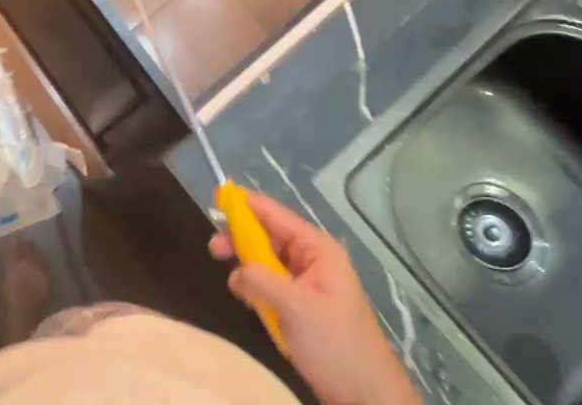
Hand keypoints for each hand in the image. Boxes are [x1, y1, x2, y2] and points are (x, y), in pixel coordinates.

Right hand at [209, 189, 420, 404]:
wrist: (367, 397)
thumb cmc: (335, 345)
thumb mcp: (294, 307)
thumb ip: (260, 280)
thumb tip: (235, 272)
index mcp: (317, 250)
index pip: (275, 214)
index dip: (245, 204)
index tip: (216, 196)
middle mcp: (313, 260)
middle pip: (269, 236)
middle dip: (241, 238)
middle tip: (214, 249)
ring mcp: (309, 284)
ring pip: (269, 262)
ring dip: (248, 267)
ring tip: (233, 283)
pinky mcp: (302, 306)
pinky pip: (272, 285)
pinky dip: (257, 288)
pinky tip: (249, 300)